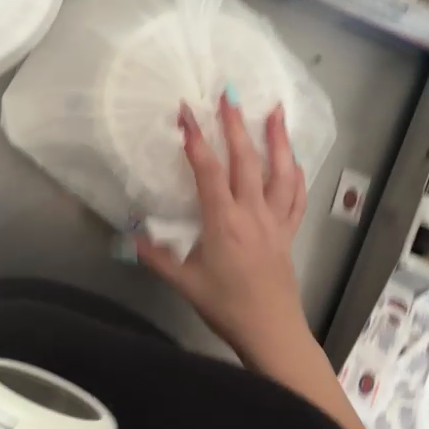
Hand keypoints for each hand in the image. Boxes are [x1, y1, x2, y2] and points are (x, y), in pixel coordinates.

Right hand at [136, 93, 307, 356]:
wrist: (272, 332)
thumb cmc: (226, 306)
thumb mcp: (185, 283)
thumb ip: (157, 256)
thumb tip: (132, 233)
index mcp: (223, 221)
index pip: (208, 171)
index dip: (196, 140)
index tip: (186, 113)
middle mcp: (252, 213)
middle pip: (245, 161)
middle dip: (235, 125)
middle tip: (229, 96)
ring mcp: (275, 221)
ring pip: (279, 172)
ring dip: (277, 139)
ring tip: (275, 111)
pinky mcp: (289, 232)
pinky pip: (295, 196)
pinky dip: (295, 174)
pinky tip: (294, 158)